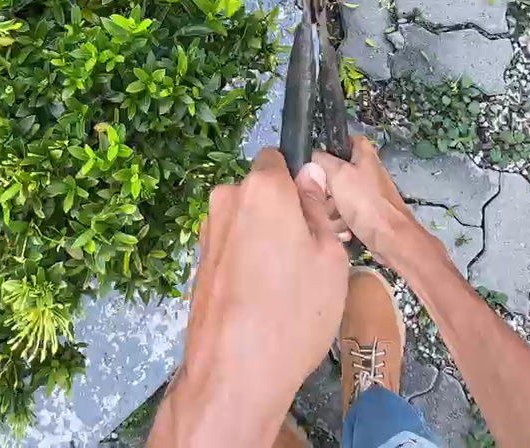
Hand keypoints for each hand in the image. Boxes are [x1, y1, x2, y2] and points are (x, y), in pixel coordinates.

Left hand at [149, 149, 346, 446]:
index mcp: (262, 188)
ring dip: (263, 237)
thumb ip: (317, 208)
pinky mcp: (199, 260)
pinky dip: (246, 260)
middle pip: (261, 190)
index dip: (297, 180)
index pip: (277, 157)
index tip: (312, 207)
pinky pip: (231, 245)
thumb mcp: (329, 257)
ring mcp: (209, 230)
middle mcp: (228, 198)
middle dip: (281, 211)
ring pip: (246, 219)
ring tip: (286, 283)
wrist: (234, 372)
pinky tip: (263, 297)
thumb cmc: (292, 313)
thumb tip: (309, 176)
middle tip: (307, 251)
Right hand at [310, 136, 426, 261]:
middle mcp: (366, 169)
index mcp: (363, 153)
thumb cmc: (364, 201)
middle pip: (335, 173)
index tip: (316, 166)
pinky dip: (342, 221)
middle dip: (327, 189)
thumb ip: (322, 160)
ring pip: (338, 195)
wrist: (390, 238)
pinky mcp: (368, 212)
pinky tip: (343, 229)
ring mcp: (367, 192)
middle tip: (325, 198)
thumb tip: (314, 157)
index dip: (326, 152)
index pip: (340, 141)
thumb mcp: (337, 174)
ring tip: (335, 219)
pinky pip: (346, 212)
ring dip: (332, 209)